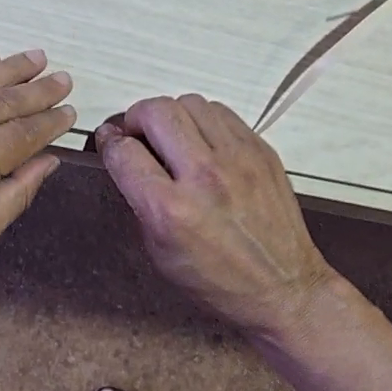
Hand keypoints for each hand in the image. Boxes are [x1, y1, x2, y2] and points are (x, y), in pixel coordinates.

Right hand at [97, 95, 347, 336]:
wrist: (282, 288)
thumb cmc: (218, 280)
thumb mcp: (158, 250)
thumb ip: (139, 199)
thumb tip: (124, 156)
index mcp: (170, 210)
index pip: (124, 152)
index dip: (109, 143)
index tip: (109, 141)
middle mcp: (204, 178)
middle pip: (156, 112)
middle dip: (136, 119)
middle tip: (138, 135)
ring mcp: (238, 159)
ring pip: (190, 102)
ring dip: (172, 116)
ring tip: (172, 137)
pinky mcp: (261, 151)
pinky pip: (222, 113)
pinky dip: (203, 121)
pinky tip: (202, 142)